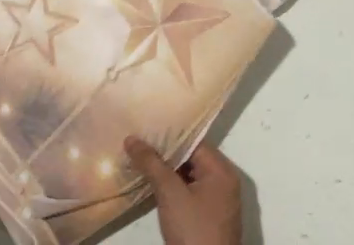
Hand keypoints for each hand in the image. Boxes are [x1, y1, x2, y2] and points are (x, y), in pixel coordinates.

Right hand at [127, 138, 243, 244]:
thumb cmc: (193, 229)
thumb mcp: (169, 193)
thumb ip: (151, 162)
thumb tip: (131, 138)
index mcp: (221, 171)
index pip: (192, 140)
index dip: (167, 132)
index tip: (143, 125)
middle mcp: (223, 181)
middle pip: (190, 156)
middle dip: (163, 150)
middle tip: (136, 139)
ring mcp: (216, 200)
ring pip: (187, 173)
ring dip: (165, 168)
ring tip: (138, 156)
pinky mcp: (207, 215)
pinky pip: (188, 189)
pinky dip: (170, 184)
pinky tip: (149, 179)